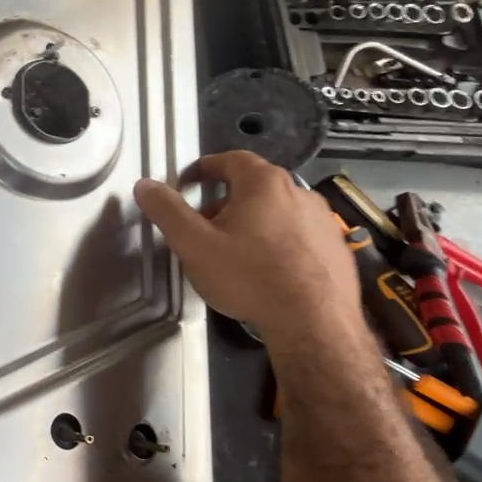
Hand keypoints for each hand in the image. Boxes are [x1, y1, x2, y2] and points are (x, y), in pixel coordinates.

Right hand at [133, 151, 360, 344]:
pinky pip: (297, 233)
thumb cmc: (248, 276)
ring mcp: (323, 220)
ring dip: (250, 221)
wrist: (313, 321)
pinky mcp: (336, 246)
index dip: (204, 167)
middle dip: (223, 200)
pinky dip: (275, 240)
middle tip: (202, 225)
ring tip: (231, 251)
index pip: (232, 159)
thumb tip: (145, 185)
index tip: (186, 183)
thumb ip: (167, 211)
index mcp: (264, 184)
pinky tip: (263, 268)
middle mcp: (299, 193)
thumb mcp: (193, 244)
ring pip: (276, 210)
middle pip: (254, 186)